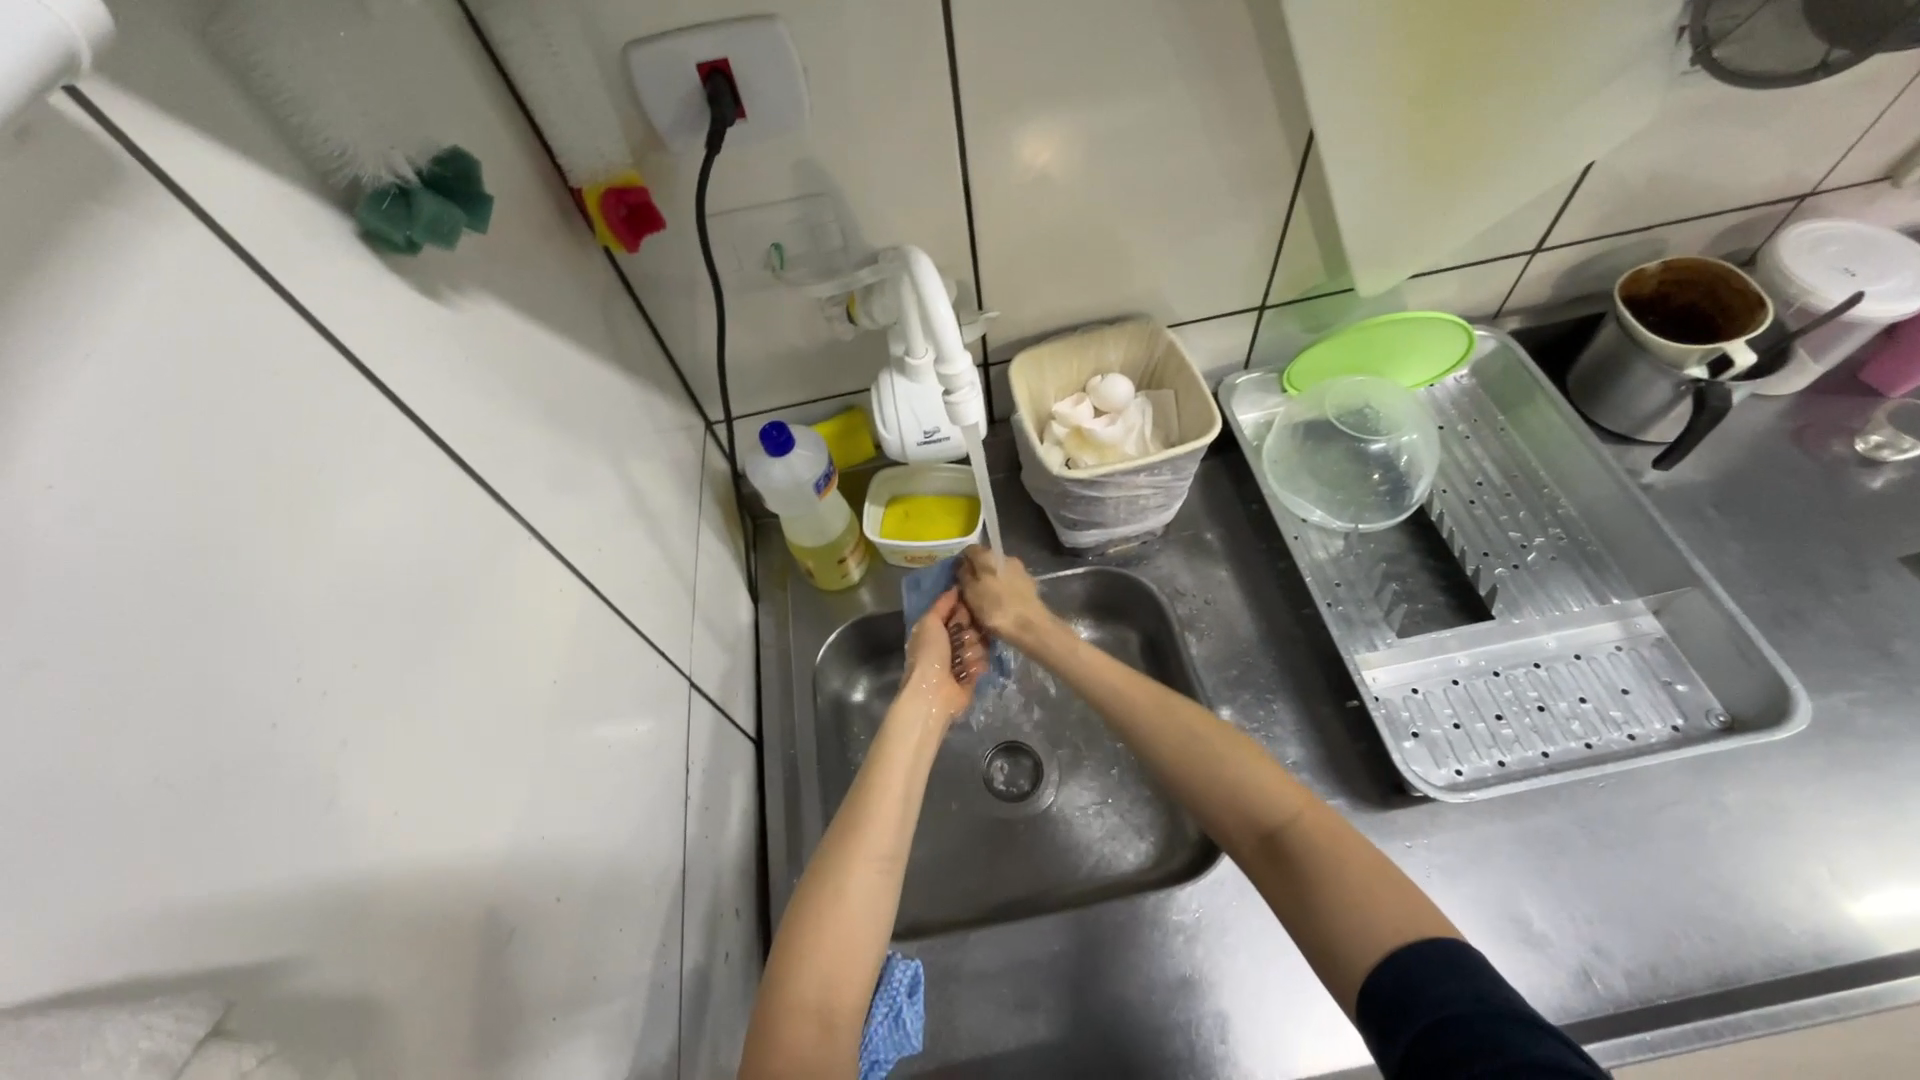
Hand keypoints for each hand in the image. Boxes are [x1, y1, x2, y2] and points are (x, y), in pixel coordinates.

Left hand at [899, 587, 988, 725]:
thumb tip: (955, 587)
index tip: (968, 609)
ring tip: (962, 660)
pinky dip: (977, 666)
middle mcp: (949, 644)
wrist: (933, 692)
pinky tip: (968, 671)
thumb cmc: (929, 654)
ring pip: (980, 645)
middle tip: (962, 639)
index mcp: (935, 630)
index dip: (964, 610)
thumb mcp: (930, 622)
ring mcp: (961, 661)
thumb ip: (942, 604)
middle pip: (972, 628)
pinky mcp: (972, 677)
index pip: (958, 613)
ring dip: (973, 651)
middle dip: (971, 632)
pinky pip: (983, 663)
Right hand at [955, 546, 1056, 647]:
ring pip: (999, 572)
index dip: (961, 561)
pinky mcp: (1030, 584)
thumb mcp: (970, 593)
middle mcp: (1006, 557)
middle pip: (986, 560)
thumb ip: (963, 575)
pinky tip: (1001, 604)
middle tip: (969, 590)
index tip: (956, 576)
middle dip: (977, 572)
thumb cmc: (995, 608)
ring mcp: (1021, 570)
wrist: (1031, 626)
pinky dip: (1003, 590)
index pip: (970, 549)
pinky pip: (1010, 583)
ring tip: (985, 600)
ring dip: (991, 581)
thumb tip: (962, 564)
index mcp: (989, 555)